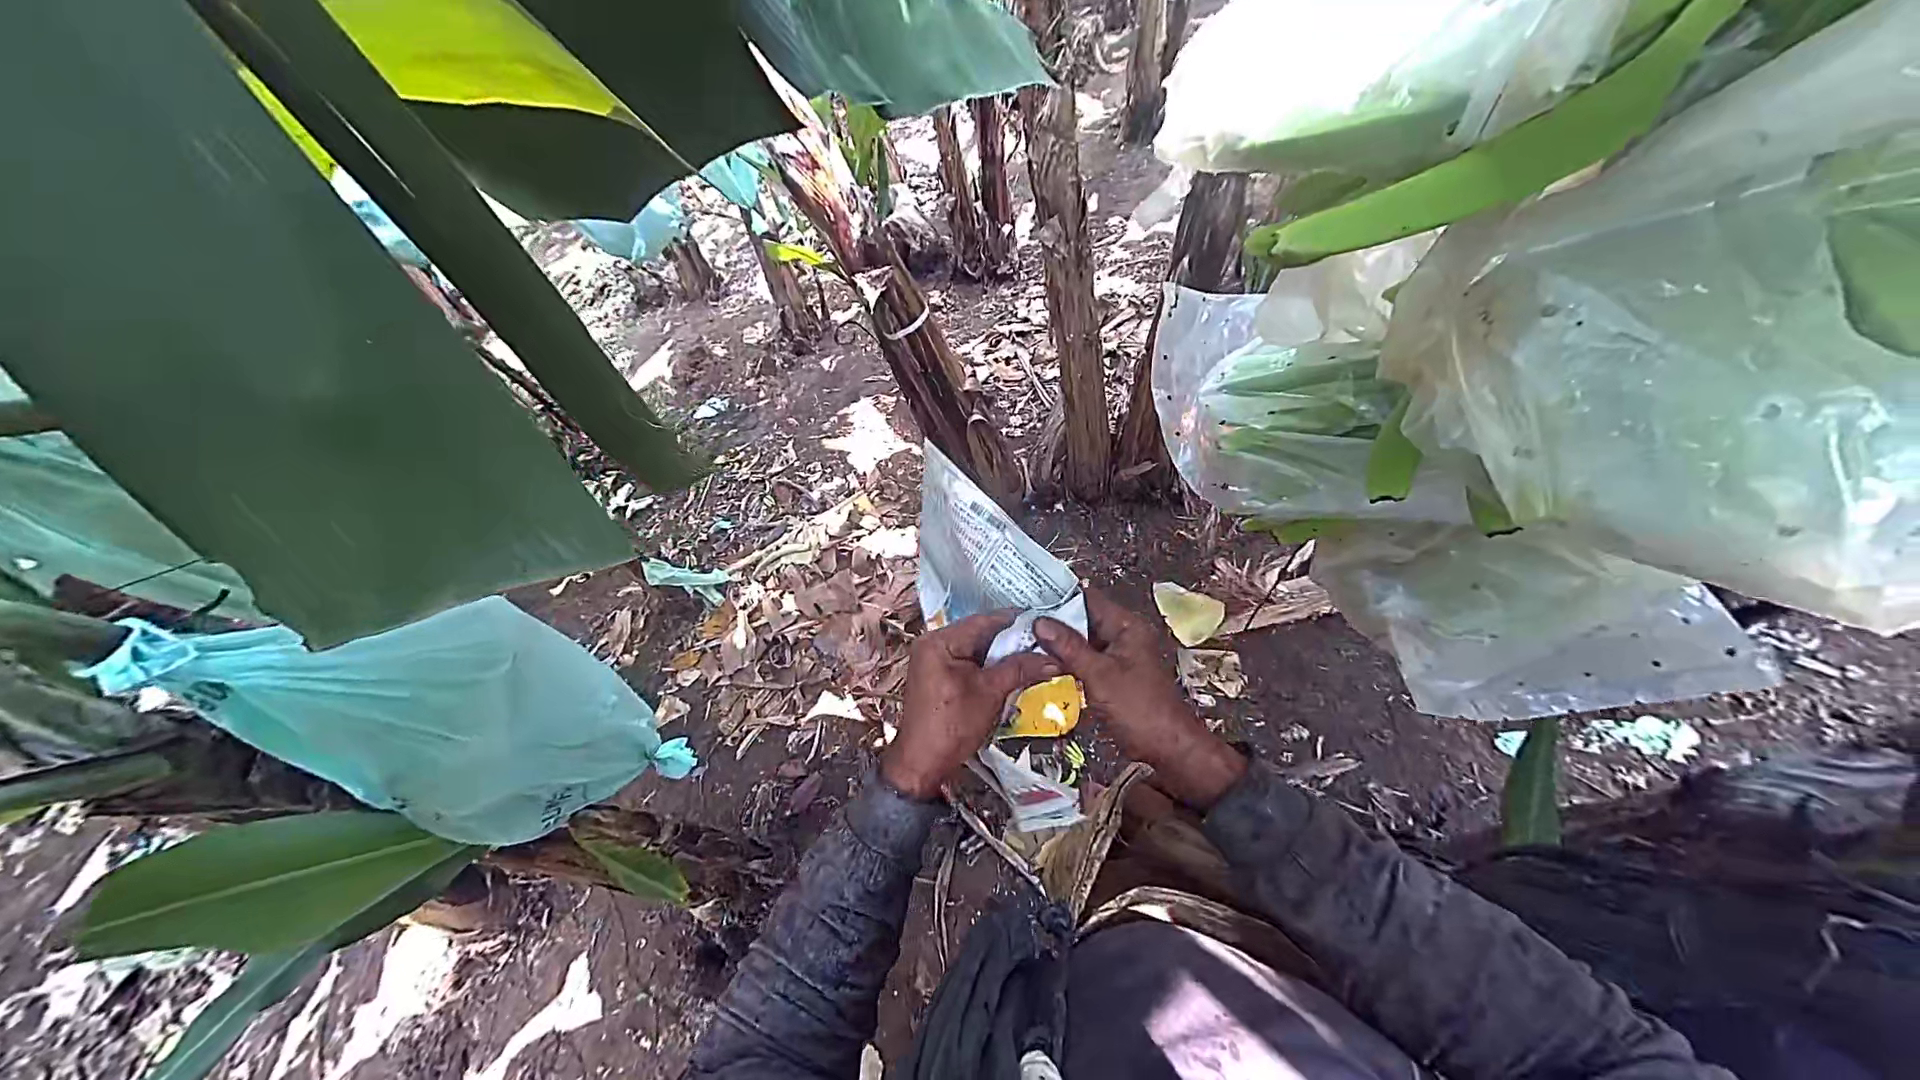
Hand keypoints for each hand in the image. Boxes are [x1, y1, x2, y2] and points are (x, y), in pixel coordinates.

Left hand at [885, 612, 1058, 799]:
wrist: (922, 764)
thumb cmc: (952, 726)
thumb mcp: (989, 692)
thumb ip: (1019, 669)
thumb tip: (1054, 659)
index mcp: (939, 641)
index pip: (984, 621)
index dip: (1016, 622)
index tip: (1044, 624)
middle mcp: (933, 643)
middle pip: (980, 633)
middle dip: (1011, 639)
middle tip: (1044, 642)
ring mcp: (933, 659)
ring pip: (976, 648)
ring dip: (1002, 653)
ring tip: (1034, 655)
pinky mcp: (938, 675)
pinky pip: (969, 661)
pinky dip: (989, 665)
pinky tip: (1012, 670)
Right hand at [1035, 589, 1246, 809]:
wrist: (1166, 748)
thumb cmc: (1139, 709)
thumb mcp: (1099, 674)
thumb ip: (1069, 647)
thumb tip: (1040, 622)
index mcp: (1126, 626)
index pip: (1087, 599)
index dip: (1058, 597)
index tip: (1028, 597)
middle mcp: (1122, 636)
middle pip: (1082, 620)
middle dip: (1053, 622)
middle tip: (1020, 621)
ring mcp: (1117, 657)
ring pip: (1081, 642)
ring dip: (1057, 643)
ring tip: (1023, 640)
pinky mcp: (1111, 676)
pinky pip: (1084, 660)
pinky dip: (1066, 661)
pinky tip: (1042, 663)